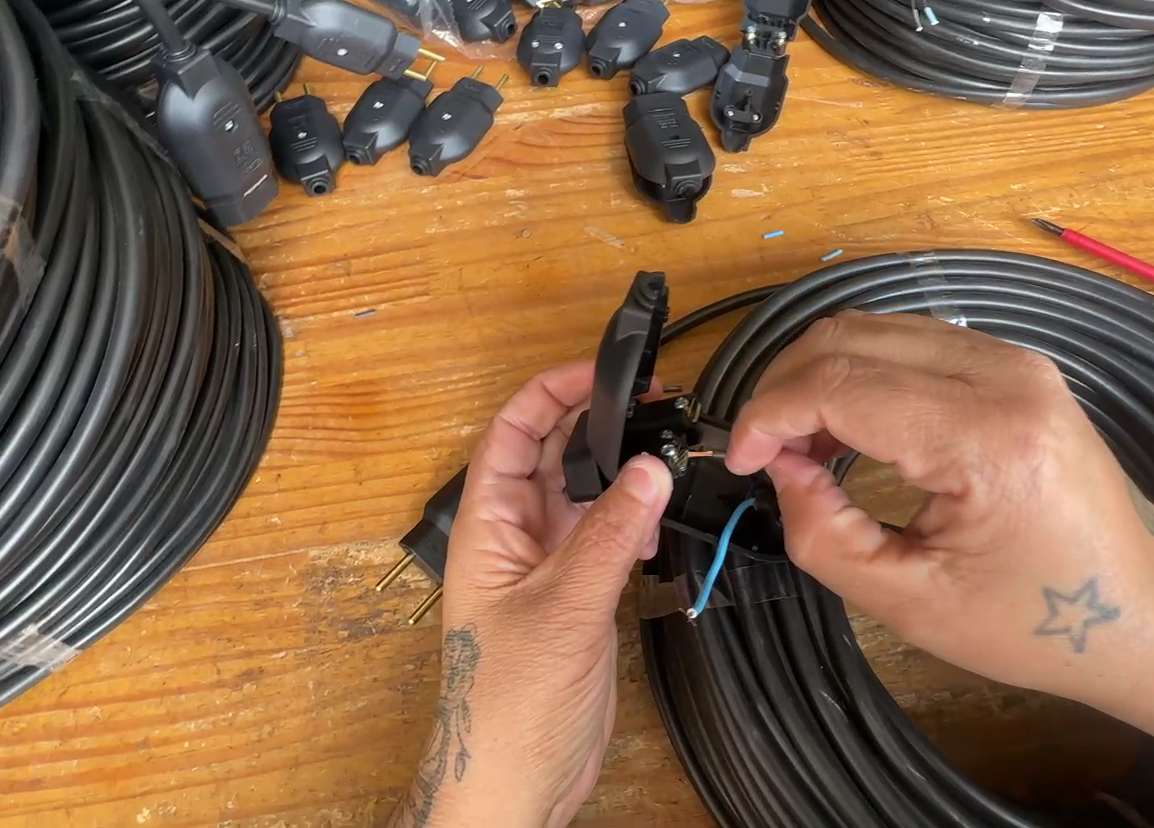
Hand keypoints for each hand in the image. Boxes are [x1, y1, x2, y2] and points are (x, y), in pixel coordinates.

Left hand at [392, 363, 672, 827]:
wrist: (515, 781)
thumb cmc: (512, 699)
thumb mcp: (565, 607)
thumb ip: (610, 535)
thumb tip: (651, 467)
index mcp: (490, 520)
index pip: (512, 432)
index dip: (550, 392)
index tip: (600, 372)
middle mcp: (516, 528)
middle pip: (551, 451)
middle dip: (595, 421)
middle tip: (652, 400)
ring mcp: (547, 555)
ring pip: (583, 488)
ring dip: (619, 468)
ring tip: (663, 453)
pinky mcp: (576, 583)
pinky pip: (604, 528)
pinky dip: (632, 515)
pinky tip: (656, 521)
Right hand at [722, 312, 1153, 699]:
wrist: (1148, 608)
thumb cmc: (1035, 622)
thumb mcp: (911, 603)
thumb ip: (821, 533)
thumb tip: (777, 464)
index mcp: (984, 437)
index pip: (838, 384)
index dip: (767, 415)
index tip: (738, 459)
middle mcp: (999, 373)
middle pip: (844, 339)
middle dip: (780, 390)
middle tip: (764, 451)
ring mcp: (1007, 356)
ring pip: (864, 327)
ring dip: (810, 376)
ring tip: (799, 442)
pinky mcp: (1003, 358)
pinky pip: (896, 338)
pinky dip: (848, 371)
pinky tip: (841, 423)